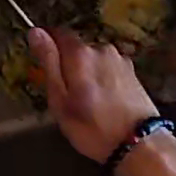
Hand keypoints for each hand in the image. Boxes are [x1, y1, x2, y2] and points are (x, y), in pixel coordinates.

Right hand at [26, 27, 158, 162]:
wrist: (140, 144)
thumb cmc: (92, 127)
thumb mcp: (60, 100)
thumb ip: (48, 62)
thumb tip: (35, 31)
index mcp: (80, 53)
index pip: (58, 33)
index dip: (48, 46)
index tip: (45, 66)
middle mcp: (101, 48)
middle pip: (76, 48)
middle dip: (69, 65)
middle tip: (67, 95)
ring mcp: (119, 59)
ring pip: (93, 59)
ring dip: (87, 72)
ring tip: (88, 101)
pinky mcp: (132, 71)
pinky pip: (108, 68)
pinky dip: (102, 78)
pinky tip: (105, 100)